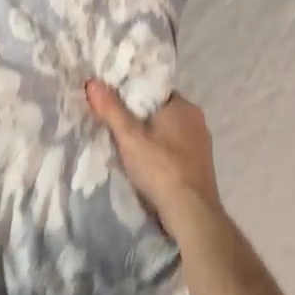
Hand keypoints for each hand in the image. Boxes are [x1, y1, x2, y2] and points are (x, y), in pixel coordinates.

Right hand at [86, 81, 218, 228]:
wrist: (192, 213)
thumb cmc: (160, 168)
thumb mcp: (129, 137)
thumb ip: (111, 109)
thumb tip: (93, 81)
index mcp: (183, 106)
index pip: (153, 89)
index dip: (131, 93)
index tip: (111, 101)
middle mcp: (196, 120)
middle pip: (160, 110)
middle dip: (139, 116)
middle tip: (114, 123)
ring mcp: (201, 144)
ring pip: (168, 131)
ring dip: (150, 136)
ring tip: (126, 143)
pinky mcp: (200, 166)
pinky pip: (175, 149)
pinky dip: (161, 152)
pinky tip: (146, 163)